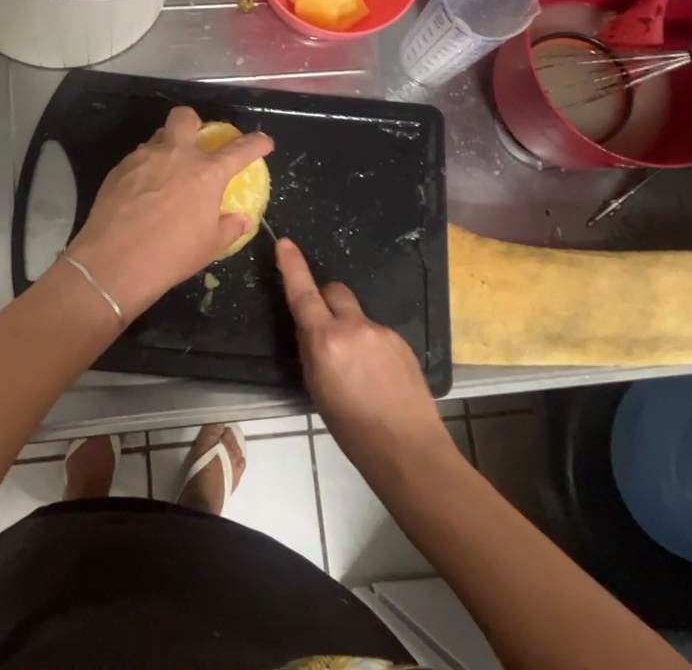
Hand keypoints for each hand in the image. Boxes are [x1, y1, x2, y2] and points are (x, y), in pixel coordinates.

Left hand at [64, 106, 271, 320]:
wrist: (114, 261)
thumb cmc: (171, 255)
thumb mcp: (210, 247)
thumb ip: (229, 228)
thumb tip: (242, 219)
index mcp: (206, 173)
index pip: (240, 149)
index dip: (256, 143)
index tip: (263, 142)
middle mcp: (176, 155)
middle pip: (185, 117)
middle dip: (194, 123)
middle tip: (196, 144)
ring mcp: (144, 158)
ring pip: (158, 137)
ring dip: (167, 147)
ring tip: (166, 173)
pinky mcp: (119, 169)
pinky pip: (137, 158)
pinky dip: (145, 168)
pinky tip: (142, 192)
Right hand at [276, 238, 452, 458]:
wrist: (407, 447)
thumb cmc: (351, 428)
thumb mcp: (316, 388)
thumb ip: (311, 351)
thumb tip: (311, 330)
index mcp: (326, 341)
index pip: (303, 294)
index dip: (292, 267)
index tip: (285, 243)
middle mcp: (355, 327)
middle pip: (335, 291)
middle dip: (325, 300)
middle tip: (323, 328)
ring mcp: (383, 332)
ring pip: (357, 316)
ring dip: (350, 330)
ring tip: (356, 371)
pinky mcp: (402, 342)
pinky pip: (377, 333)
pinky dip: (370, 346)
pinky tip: (377, 377)